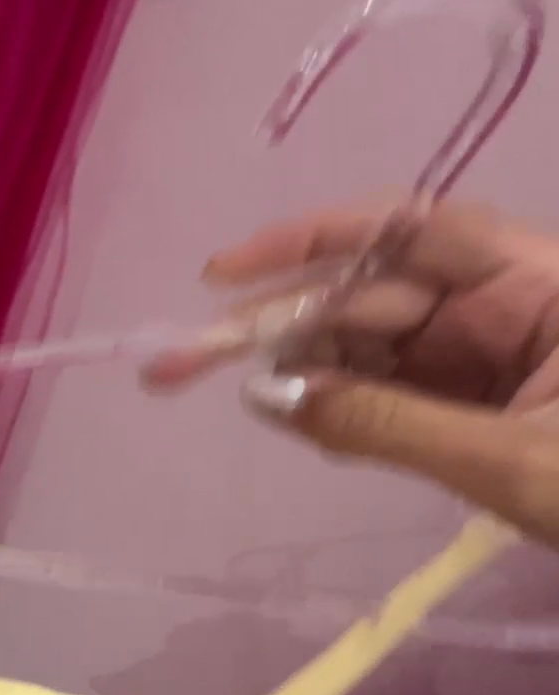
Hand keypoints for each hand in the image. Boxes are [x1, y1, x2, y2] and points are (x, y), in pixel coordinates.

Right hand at [159, 200, 558, 545]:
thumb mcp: (513, 463)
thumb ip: (377, 423)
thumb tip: (259, 394)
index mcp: (545, 288)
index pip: (410, 231)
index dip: (308, 240)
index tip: (219, 276)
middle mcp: (505, 308)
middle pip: (359, 296)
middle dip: (267, 327)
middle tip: (172, 369)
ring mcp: (480, 356)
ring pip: (355, 345)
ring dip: (289, 371)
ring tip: (247, 407)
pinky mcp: (462, 400)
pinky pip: (372, 388)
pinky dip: (329, 406)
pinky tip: (304, 424)